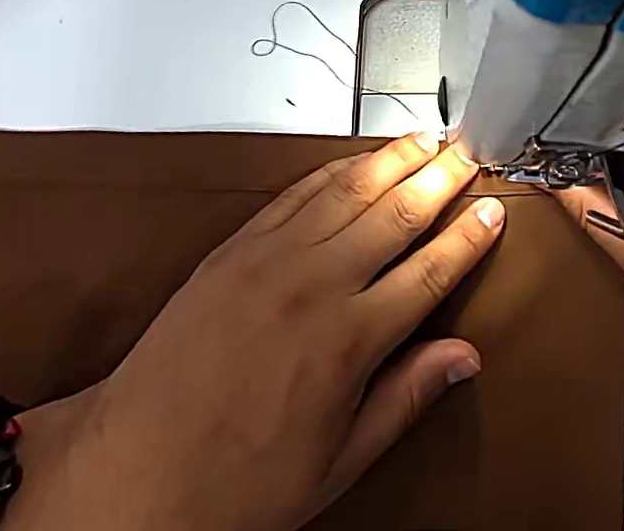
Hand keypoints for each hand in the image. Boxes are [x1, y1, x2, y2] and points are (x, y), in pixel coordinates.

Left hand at [4, 133, 503, 530]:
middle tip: (467, 155)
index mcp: (350, 342)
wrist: (132, 473)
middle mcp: (316, 286)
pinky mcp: (238, 246)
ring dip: (394, 159)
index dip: (469, 235)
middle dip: (440, 178)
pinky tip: (357, 159)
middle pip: (398, 213)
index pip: (431, 269)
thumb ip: (407, 397)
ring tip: (425, 140)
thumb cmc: (234, 482)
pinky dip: (335, 170)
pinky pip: (298, 193)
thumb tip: (462, 358)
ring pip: (351, 190)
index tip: (491, 211)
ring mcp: (274, 258)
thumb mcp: (338, 461)